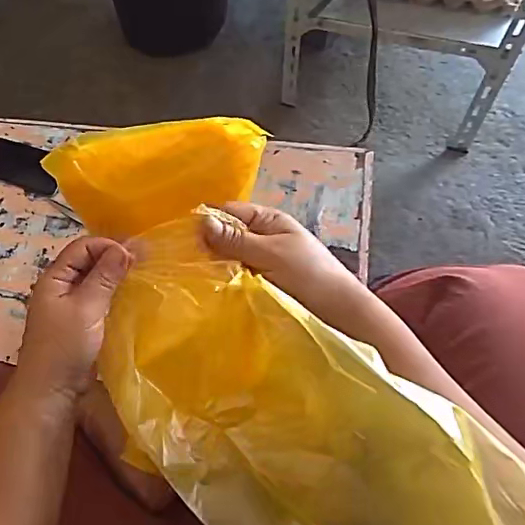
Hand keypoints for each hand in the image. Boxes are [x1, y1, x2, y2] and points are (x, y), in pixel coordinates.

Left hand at [15, 236, 132, 398]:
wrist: (51, 391)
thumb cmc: (65, 347)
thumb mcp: (86, 308)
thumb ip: (104, 277)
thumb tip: (125, 249)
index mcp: (54, 278)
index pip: (82, 247)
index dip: (107, 245)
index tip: (134, 254)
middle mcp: (59, 287)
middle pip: (87, 261)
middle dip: (114, 257)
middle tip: (144, 260)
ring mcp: (68, 305)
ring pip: (94, 279)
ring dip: (115, 275)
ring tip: (141, 275)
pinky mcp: (79, 322)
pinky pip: (97, 297)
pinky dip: (113, 292)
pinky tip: (130, 295)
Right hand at [201, 202, 367, 321]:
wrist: (340, 313)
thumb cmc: (310, 275)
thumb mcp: (271, 253)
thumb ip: (237, 240)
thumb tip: (202, 221)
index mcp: (267, 220)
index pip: (228, 212)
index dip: (207, 222)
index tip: (183, 239)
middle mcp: (262, 238)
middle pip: (226, 236)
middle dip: (208, 247)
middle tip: (186, 264)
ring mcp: (261, 262)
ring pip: (229, 260)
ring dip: (216, 268)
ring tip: (195, 280)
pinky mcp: (261, 285)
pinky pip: (236, 279)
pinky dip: (226, 284)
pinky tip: (212, 293)